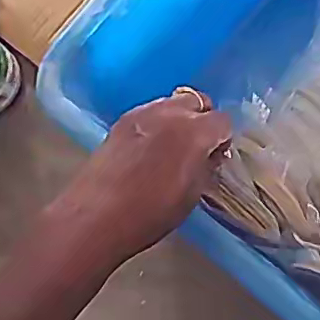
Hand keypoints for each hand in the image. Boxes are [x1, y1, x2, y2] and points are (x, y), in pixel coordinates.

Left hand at [49, 89, 231, 268]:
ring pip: (171, 103)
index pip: (222, 121)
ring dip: (179, 119)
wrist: (96, 217)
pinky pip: (148, 113)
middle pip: (197, 101)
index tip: (217, 156)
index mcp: (194, 132)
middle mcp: (169, 113)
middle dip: (203, 119)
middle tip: (198, 147)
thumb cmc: (151, 213)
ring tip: (172, 148)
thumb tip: (211, 154)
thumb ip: (206, 166)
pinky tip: (149, 150)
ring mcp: (141, 114)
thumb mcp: (192, 194)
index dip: (223, 139)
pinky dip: (156, 124)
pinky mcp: (119, 122)